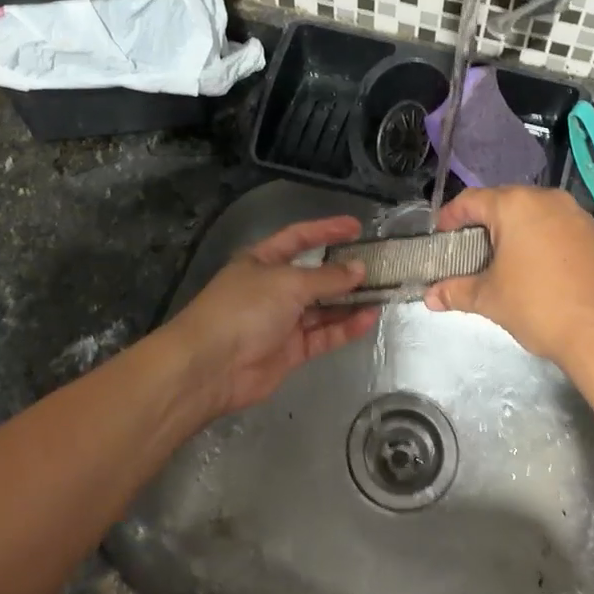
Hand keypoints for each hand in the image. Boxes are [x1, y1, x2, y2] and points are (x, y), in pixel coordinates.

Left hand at [164, 216, 375, 415]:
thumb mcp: (287, 283)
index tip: (356, 227)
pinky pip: (323, 335)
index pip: (299, 238)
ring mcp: (282, 321)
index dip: (326, 230)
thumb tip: (359, 269)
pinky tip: (369, 318)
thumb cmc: (243, 309)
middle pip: (314, 275)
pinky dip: (345, 327)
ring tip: (383, 292)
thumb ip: (326, 278)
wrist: (210, 367)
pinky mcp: (291, 351)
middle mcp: (273, 288)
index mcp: (262, 261)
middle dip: (344, 271)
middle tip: (379, 266)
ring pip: (323, 308)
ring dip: (350, 301)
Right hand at [425, 186, 593, 365]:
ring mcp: (578, 216)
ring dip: (516, 235)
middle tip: (468, 254)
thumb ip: (457, 291)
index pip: (471, 201)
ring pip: (536, 217)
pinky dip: (544, 244)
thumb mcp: (490, 299)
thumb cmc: (540, 307)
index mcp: (516, 205)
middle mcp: (548, 200)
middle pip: (505, 204)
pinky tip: (540, 274)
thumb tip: (431, 295)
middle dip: (483, 226)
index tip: (440, 238)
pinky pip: (561, 231)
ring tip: (503, 265)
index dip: (449, 218)